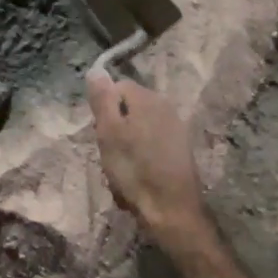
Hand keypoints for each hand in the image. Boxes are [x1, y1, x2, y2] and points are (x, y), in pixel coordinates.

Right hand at [86, 69, 208, 240]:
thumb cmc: (133, 170)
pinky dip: (143, 153)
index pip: (117, 86)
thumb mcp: (108, 133)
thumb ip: (102, 99)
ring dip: (128, 141)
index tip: (100, 132)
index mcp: (147, 99)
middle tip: (110, 151)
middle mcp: (166, 106)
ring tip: (123, 165)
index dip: (104, 108)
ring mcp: (176, 127)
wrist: (171, 208)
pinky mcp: (181, 147)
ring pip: (140, 125)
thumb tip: (96, 68)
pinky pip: (152, 141)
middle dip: (116, 125)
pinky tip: (139, 173)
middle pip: (130, 106)